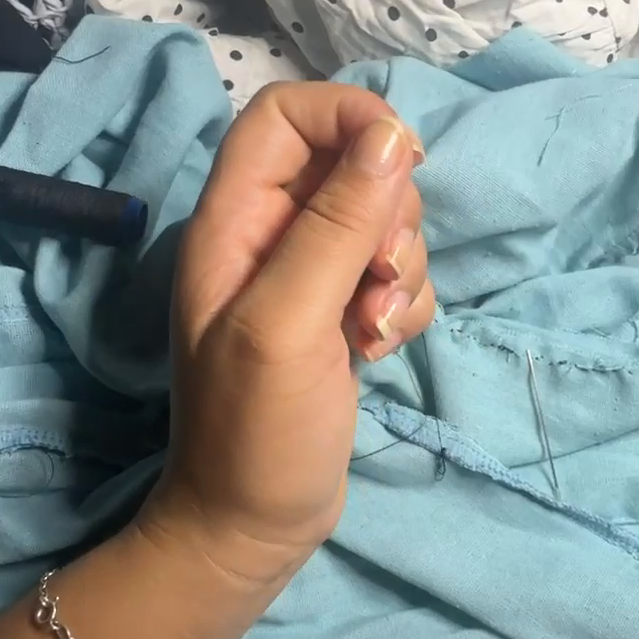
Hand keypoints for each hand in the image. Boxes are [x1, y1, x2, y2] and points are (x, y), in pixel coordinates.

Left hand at [141, 83, 433, 583]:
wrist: (254, 521)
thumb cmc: (255, 429)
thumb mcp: (289, 321)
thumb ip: (337, 226)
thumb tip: (391, 138)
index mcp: (235, 220)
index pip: (286, 116)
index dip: (346, 117)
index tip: (403, 157)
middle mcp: (273, 236)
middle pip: (351, 168)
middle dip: (387, 216)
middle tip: (377, 278)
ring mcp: (313, 276)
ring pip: (384, 224)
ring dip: (400, 269)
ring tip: (372, 329)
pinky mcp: (346, 311)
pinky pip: (396, 274)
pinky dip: (403, 303)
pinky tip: (380, 348)